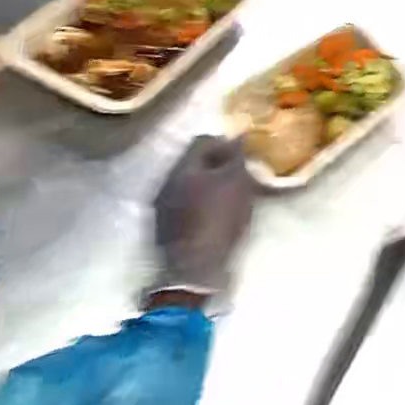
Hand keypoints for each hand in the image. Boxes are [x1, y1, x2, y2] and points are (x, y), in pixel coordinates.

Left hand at [152, 136, 253, 297]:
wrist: (195, 268)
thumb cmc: (220, 217)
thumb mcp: (238, 181)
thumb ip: (236, 155)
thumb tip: (237, 136)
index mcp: (182, 169)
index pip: (203, 141)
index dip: (226, 142)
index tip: (243, 153)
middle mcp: (166, 182)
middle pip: (194, 161)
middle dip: (217, 163)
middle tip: (238, 172)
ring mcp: (162, 206)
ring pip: (189, 182)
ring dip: (209, 182)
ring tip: (229, 193)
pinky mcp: (164, 225)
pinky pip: (184, 200)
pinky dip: (200, 199)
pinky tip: (215, 211)